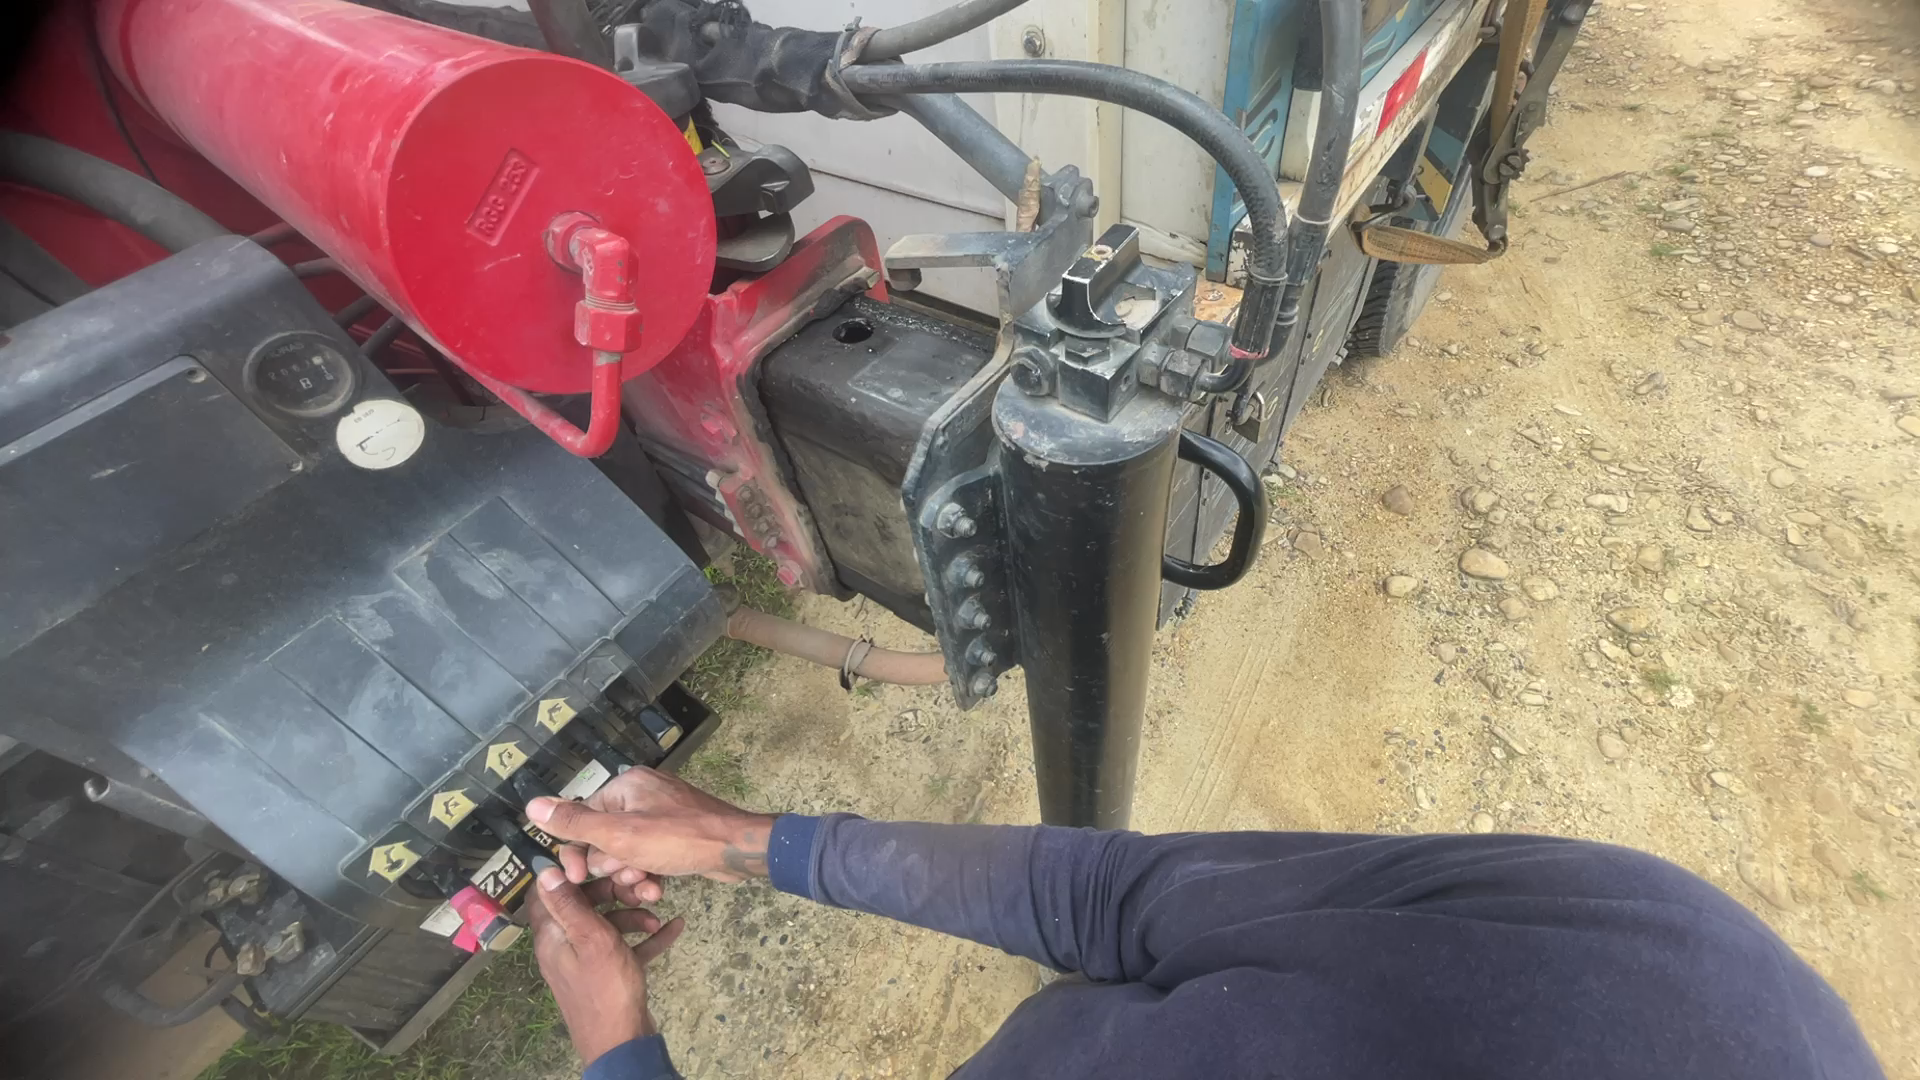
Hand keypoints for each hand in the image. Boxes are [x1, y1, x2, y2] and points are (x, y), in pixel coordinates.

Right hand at [527, 768, 775, 886]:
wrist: (733, 849)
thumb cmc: (678, 838)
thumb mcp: (620, 834)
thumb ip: (575, 822)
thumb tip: (532, 804)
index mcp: (627, 785)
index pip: (582, 819)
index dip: (577, 853)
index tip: (576, 879)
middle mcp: (643, 792)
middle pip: (604, 837)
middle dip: (612, 865)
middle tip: (629, 875)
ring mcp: (662, 812)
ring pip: (627, 851)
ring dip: (631, 873)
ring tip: (647, 883)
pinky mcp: (677, 832)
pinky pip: (649, 854)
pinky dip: (649, 872)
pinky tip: (658, 888)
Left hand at [528, 871, 684, 1066]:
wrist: (621, 1042)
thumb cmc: (606, 987)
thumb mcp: (591, 939)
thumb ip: (571, 905)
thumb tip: (544, 869)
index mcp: (554, 936)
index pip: (548, 893)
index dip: (569, 872)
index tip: (599, 859)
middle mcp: (567, 944)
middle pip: (587, 903)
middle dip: (615, 891)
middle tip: (641, 886)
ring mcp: (589, 959)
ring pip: (610, 922)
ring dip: (636, 913)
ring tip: (659, 912)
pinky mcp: (610, 971)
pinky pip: (629, 945)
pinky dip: (649, 936)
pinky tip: (676, 927)